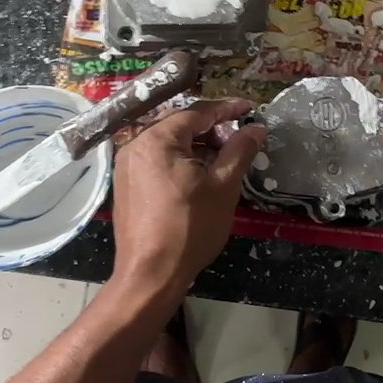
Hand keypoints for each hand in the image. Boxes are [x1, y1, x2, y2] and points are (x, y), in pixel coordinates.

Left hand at [109, 99, 266, 305]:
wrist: (151, 274)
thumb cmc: (189, 228)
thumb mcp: (223, 187)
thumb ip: (240, 151)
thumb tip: (257, 128)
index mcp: (156, 139)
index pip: (197, 113)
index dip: (227, 109)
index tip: (250, 108)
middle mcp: (135, 145)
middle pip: (180, 125)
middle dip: (212, 128)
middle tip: (240, 136)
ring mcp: (126, 165)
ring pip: (168, 143)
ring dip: (196, 145)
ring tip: (224, 157)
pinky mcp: (125, 184)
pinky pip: (156, 160)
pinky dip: (180, 160)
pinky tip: (199, 174)